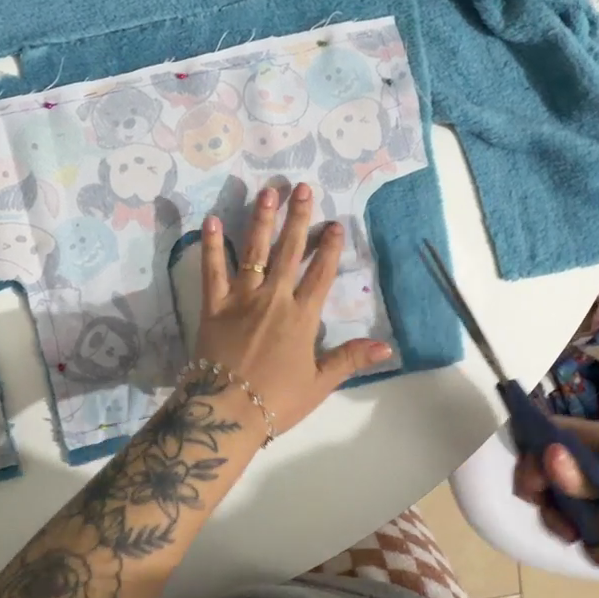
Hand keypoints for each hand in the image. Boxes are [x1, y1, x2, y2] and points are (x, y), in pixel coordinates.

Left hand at [193, 180, 391, 436]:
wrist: (226, 410)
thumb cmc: (277, 400)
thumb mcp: (320, 383)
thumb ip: (350, 359)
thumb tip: (387, 346)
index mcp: (302, 317)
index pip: (320, 274)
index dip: (329, 248)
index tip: (335, 223)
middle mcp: (274, 298)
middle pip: (289, 251)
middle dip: (298, 218)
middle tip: (301, 187)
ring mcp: (242, 298)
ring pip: (254, 251)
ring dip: (262, 220)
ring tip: (268, 192)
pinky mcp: (213, 305)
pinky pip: (212, 269)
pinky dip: (211, 245)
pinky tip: (212, 220)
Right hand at [514, 417, 598, 577]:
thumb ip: (590, 478)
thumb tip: (546, 457)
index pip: (550, 433)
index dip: (532, 449)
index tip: (530, 482)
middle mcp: (597, 464)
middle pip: (548, 472)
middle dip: (545, 497)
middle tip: (558, 521)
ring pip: (562, 505)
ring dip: (566, 526)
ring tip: (585, 542)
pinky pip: (584, 533)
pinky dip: (592, 547)